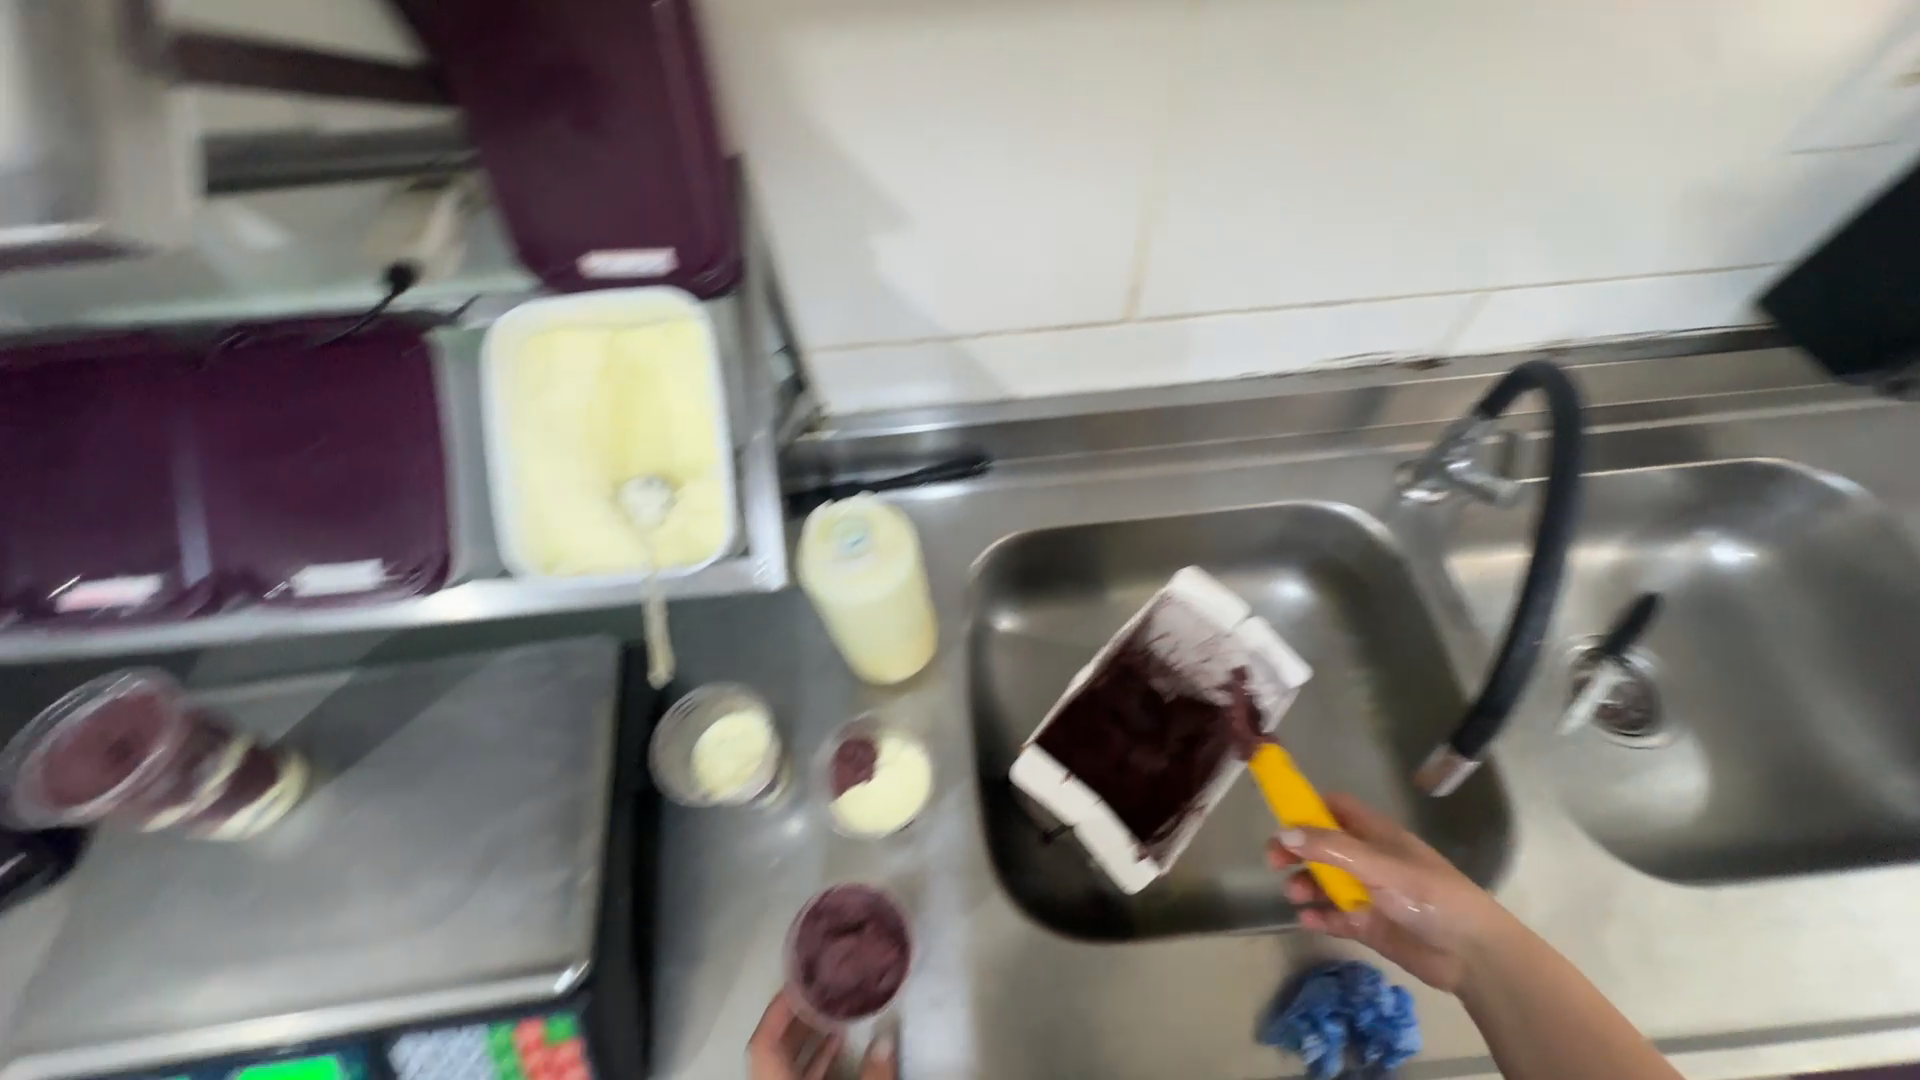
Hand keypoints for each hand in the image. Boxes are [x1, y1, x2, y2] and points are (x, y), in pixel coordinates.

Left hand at [749, 990, 898, 1079]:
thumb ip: (872, 1072)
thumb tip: (887, 1037)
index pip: (763, 1041)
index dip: (777, 1010)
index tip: (799, 983)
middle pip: (774, 1047)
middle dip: (796, 1015)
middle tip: (821, 987)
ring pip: (786, 1062)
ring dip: (807, 1036)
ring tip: (833, 1010)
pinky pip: (798, 1076)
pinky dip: (815, 1058)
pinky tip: (838, 1042)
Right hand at [1267, 793, 1511, 992]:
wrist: (1472, 955)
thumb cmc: (1429, 895)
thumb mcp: (1377, 865)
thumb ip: (1330, 849)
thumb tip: (1283, 833)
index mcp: (1375, 834)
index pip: (1334, 807)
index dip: (1306, 807)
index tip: (1280, 817)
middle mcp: (1368, 859)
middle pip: (1320, 845)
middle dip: (1296, 850)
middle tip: (1274, 862)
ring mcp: (1368, 892)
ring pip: (1324, 881)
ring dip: (1305, 885)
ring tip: (1296, 896)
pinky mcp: (1369, 924)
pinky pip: (1334, 916)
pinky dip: (1318, 916)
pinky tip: (1309, 920)